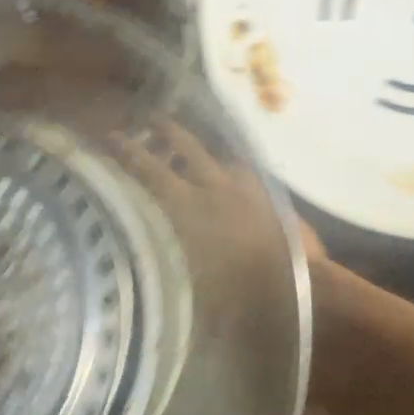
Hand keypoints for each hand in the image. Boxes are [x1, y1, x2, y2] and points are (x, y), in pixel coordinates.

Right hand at [112, 119, 326, 269]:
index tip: (113, 137)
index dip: (130, 153)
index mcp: (189, 209)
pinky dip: (234, 168)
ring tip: (193, 142)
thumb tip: (147, 277)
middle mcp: (215, 189)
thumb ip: (169, 273)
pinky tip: (231, 172)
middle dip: (166, 130)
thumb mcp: (190, 289)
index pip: (151, 172)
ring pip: (219, 156)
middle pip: (186, 148)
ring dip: (205, 148)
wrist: (300, 290)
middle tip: (151, 116)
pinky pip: (248, 173)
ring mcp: (247, 189)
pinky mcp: (272, 197)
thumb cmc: (238, 297)